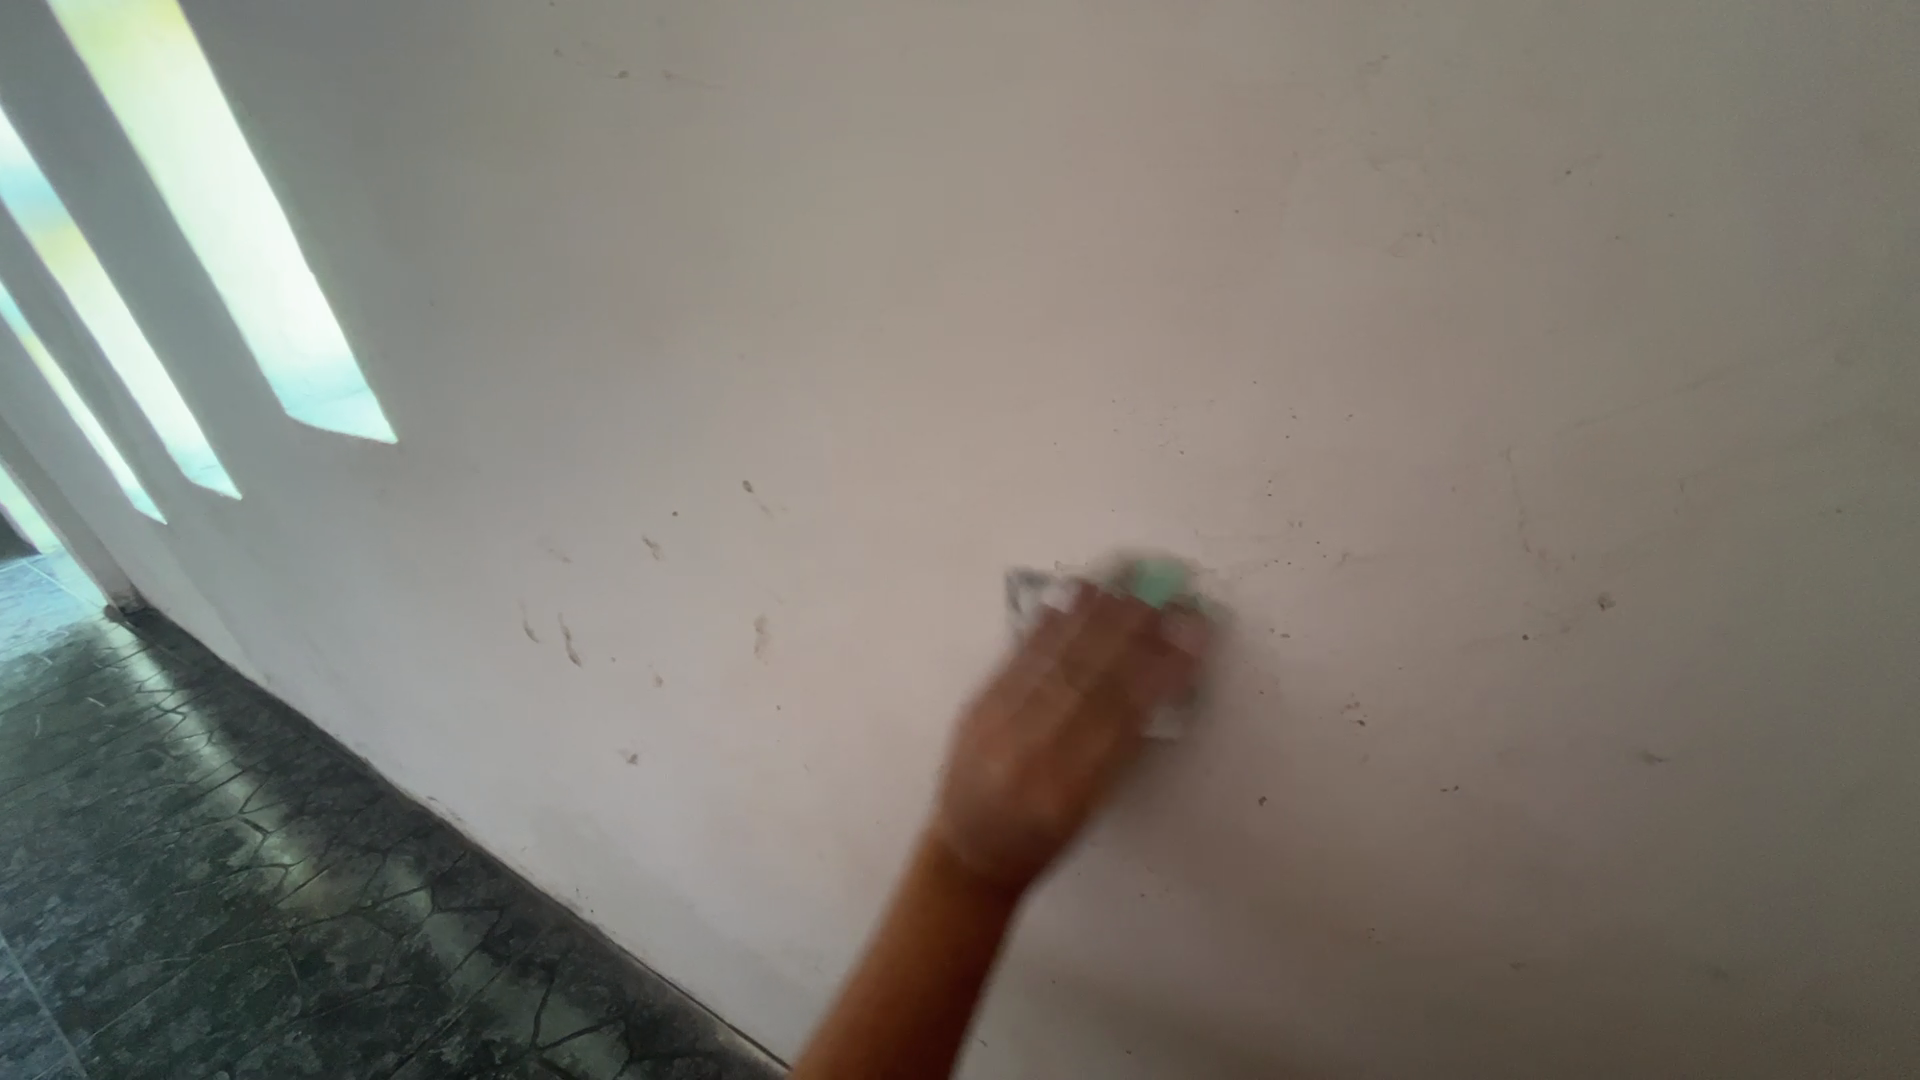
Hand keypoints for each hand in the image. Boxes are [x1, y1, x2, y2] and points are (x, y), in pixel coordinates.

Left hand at [931, 581, 1211, 891]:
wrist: (968, 855)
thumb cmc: (1041, 842)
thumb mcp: (1091, 812)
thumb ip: (1117, 750)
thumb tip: (1152, 682)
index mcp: (1068, 790)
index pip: (1123, 715)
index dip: (1161, 668)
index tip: (1193, 632)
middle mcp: (1030, 752)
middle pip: (1089, 677)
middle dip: (1130, 628)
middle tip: (1165, 588)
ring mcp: (996, 724)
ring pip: (1055, 659)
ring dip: (1094, 614)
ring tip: (1126, 577)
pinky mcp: (976, 705)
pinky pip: (1018, 656)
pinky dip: (1050, 622)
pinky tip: (1074, 595)